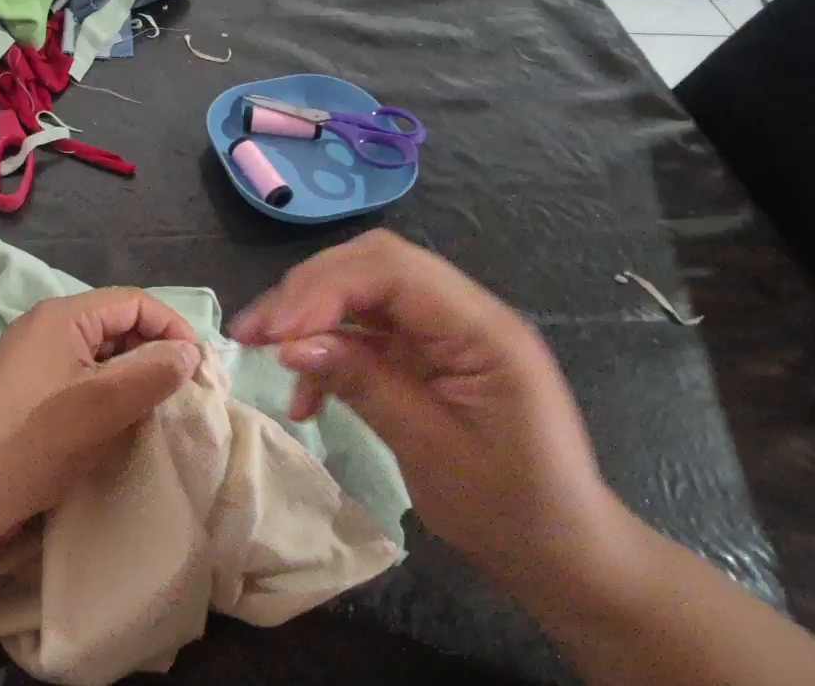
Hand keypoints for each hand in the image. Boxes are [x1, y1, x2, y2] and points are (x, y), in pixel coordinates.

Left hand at [0, 289, 201, 542]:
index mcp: (61, 316)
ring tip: (160, 402)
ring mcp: (34, 354)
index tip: (201, 367)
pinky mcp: (29, 383)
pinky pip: (83, 370)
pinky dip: (110, 385)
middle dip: (156, 349)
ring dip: (134, 370)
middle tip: (186, 387)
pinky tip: (124, 413)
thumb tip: (190, 354)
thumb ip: (152, 373)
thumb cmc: (36, 443)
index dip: (173, 328)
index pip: (133, 302)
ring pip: (102, 349)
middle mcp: (46, 324)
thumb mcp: (103, 406)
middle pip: (117, 322)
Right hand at [230, 231, 630, 595]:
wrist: (560, 550)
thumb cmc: (510, 509)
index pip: (392, 270)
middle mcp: (464, 311)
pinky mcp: (427, 351)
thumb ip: (363, 384)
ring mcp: (445, 329)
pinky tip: (305, 392)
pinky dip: (328, 347)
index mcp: (482, 327)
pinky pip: (367, 329)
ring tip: (262, 352)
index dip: (324, 290)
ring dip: (309, 315)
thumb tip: (290, 346)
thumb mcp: (431, 449)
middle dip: (307, 292)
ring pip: (363, 290)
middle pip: (372, 265)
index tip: (274, 337)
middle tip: (253, 333)